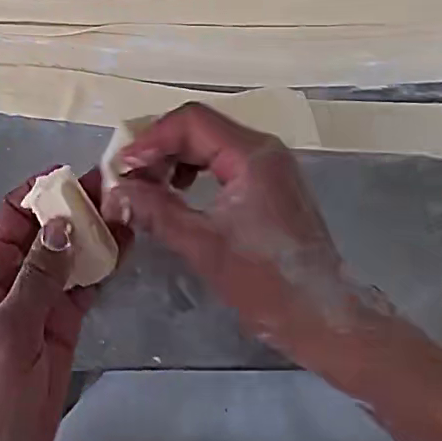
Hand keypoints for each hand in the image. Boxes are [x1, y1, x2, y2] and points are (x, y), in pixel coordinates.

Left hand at [0, 170, 118, 440]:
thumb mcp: (8, 329)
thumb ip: (38, 275)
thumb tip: (61, 224)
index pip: (12, 215)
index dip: (39, 191)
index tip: (72, 175)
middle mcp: (13, 279)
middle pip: (46, 230)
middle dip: (75, 208)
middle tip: (112, 188)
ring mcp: (39, 302)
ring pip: (69, 254)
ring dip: (93, 233)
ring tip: (125, 209)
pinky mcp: (62, 325)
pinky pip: (83, 285)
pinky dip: (101, 265)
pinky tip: (122, 247)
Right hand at [105, 104, 385, 362]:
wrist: (324, 318)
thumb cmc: (267, 284)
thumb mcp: (204, 247)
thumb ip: (158, 212)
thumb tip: (117, 191)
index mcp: (252, 154)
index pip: (192, 121)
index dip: (152, 138)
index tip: (123, 164)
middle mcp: (263, 148)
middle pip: (201, 126)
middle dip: (161, 147)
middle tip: (130, 176)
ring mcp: (269, 164)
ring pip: (210, 141)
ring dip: (176, 158)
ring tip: (149, 186)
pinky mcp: (269, 182)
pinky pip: (223, 159)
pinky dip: (195, 169)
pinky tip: (179, 192)